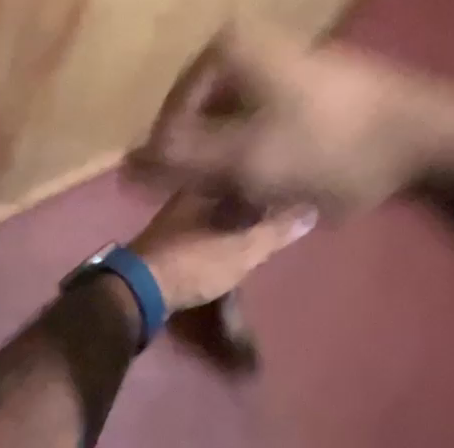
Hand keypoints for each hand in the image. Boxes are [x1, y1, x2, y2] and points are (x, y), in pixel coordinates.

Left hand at [128, 190, 315, 311]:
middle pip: (231, 183)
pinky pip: (209, 216)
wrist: (142, 286)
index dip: (267, 174)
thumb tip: (311, 210)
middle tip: (281, 199)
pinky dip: (226, 222)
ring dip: (239, 208)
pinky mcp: (174, 230)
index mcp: (207, 181)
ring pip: (219, 201)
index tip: (289, 179)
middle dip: (254, 190)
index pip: (243, 166)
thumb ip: (275, 230)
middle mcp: (192, 187)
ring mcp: (180, 209)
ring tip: (265, 216)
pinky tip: (236, 232)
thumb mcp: (242, 249)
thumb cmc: (195, 260)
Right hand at [129, 23, 453, 216]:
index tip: (204, 205)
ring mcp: (280, 60)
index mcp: (225, 49)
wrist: (429, 134)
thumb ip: (181, 162)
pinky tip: (299, 186)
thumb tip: (122, 164)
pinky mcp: (308, 82)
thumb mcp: (247, 161)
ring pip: (239, 126)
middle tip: (243, 207)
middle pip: (207, 120)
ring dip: (247, 167)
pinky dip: (274, 156)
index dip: (181, 165)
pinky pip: (269, 123)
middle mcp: (246, 43)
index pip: (173, 116)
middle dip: (219, 168)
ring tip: (274, 201)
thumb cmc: (329, 142)